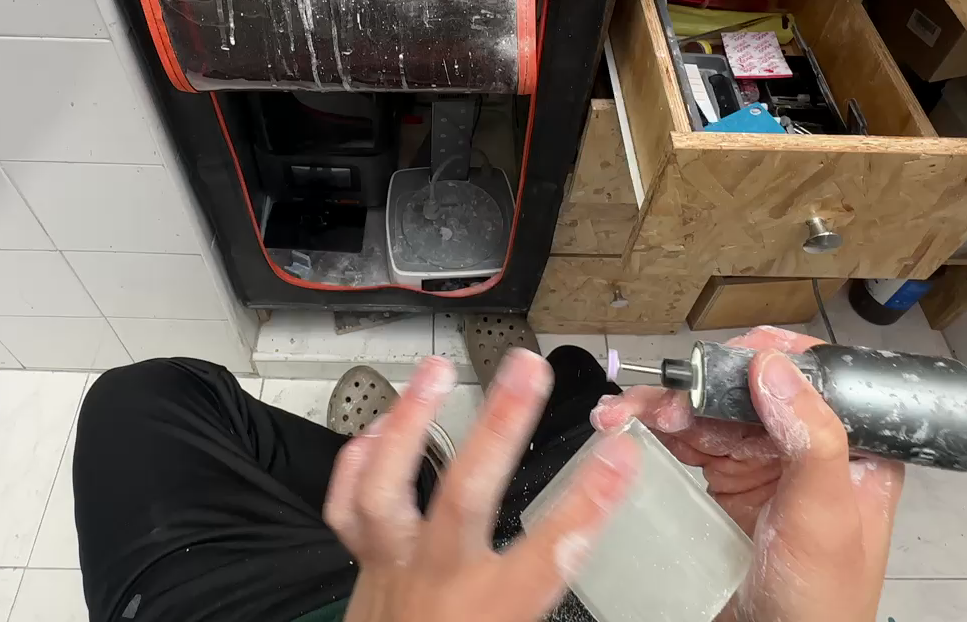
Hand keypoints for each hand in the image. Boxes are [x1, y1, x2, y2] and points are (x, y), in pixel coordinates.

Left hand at [324, 350, 639, 621]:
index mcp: (486, 618)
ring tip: (435, 369)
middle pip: (466, 496)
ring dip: (411, 419)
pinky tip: (380, 423)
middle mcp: (436, 588)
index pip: (548, 557)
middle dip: (501, 424)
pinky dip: (356, 459)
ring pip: (388, 488)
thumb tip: (573, 555)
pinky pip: (345, 507)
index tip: (621, 454)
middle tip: (529, 369)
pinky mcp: (361, 565)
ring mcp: (391, 571)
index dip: (589, 501)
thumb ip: (541, 599)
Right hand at [592, 326, 902, 621]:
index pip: (810, 373)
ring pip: (708, 406)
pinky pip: (686, 434)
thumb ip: (811, 441)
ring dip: (662, 403)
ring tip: (626, 413)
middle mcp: (804, 443)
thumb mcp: (823, 521)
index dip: (764, 355)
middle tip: (664, 402)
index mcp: (849, 446)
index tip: (720, 364)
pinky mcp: (725, 476)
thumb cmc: (820, 606)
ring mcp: (761, 459)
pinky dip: (653, 425)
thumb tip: (775, 366)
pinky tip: (627, 422)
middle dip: (696, 386)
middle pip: (744, 386)